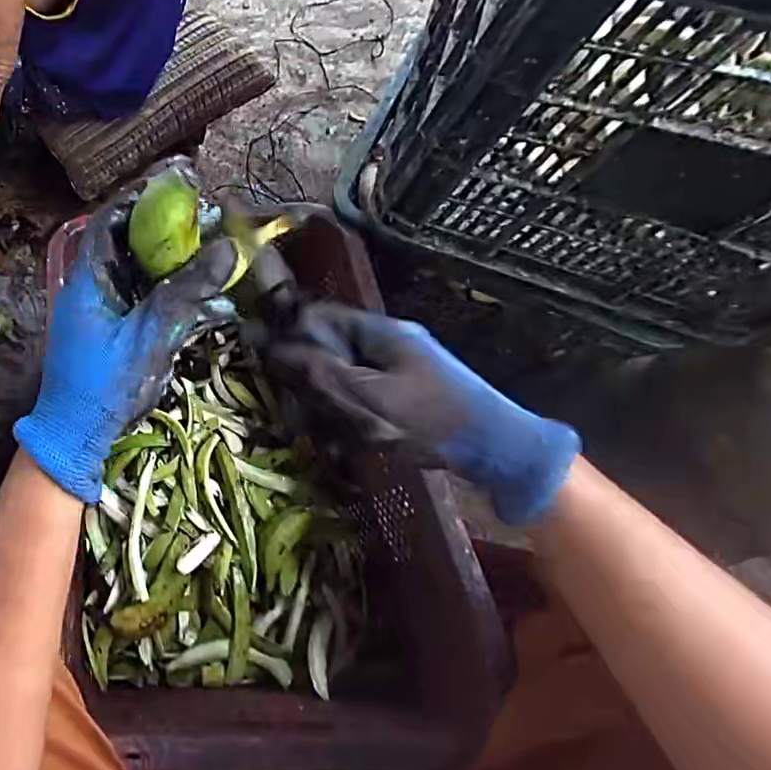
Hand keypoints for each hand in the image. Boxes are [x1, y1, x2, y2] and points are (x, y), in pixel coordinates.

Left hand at [15, 198, 238, 501]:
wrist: (74, 433)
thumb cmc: (105, 384)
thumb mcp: (149, 336)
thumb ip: (185, 292)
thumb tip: (225, 247)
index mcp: (88, 277)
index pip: (111, 218)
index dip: (142, 194)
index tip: (177, 179)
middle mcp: (90, 284)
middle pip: (127, 239)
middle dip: (165, 223)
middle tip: (204, 212)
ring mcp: (99, 305)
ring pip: (137, 267)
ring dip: (170, 255)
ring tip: (209, 242)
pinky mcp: (110, 325)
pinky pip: (140, 293)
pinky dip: (166, 286)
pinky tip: (198, 288)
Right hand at [266, 302, 578, 523]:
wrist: (504, 454)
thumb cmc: (435, 422)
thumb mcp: (369, 399)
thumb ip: (318, 373)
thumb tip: (267, 348)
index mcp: (379, 331)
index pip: (318, 315)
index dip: (288, 333)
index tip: (267, 362)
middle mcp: (386, 341)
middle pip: (326, 345)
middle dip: (305, 376)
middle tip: (295, 409)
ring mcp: (397, 366)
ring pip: (339, 372)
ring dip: (323, 402)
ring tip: (320, 433)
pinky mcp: (403, 392)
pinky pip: (359, 393)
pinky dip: (345, 414)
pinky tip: (342, 442)